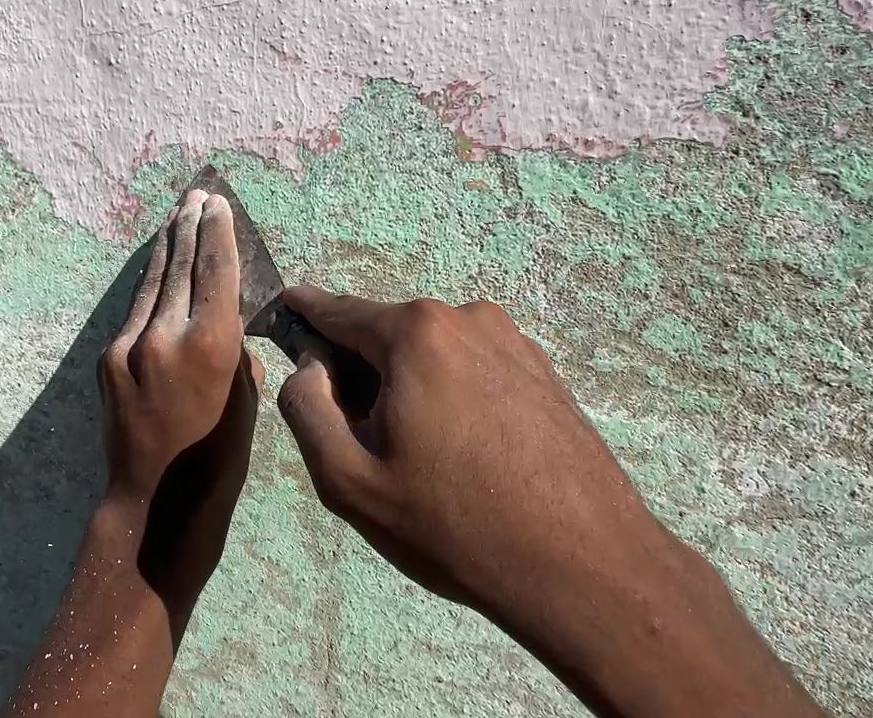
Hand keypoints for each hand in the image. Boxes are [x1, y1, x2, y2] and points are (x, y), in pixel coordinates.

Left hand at [3, 191, 258, 717]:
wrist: (154, 502)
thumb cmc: (218, 458)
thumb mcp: (244, 400)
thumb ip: (233, 350)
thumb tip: (226, 319)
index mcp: (211, 346)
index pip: (216, 272)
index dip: (218, 233)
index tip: (217, 203)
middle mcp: (166, 336)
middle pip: (182, 267)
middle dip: (190, 227)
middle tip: (196, 196)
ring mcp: (130, 346)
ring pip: (153, 283)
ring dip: (166, 247)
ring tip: (176, 217)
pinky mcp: (108, 360)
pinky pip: (135, 310)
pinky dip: (149, 284)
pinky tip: (156, 267)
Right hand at [276, 287, 825, 717]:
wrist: (587, 568)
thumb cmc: (454, 523)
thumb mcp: (348, 478)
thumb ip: (304, 407)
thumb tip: (311, 367)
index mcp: (415, 332)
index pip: (338, 311)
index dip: (305, 312)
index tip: (285, 303)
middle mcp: (465, 316)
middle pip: (385, 335)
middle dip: (361, 371)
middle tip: (365, 441)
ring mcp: (511, 339)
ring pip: (429, 353)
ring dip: (408, 386)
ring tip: (422, 457)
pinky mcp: (541, 368)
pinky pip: (470, 367)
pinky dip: (449, 394)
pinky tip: (464, 452)